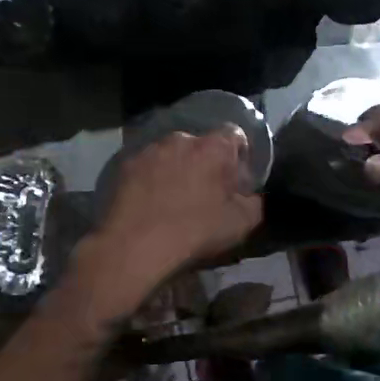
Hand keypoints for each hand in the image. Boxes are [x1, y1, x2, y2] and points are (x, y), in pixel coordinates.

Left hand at [73, 128, 262, 310]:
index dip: (238, 156)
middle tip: (205, 193)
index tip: (235, 179)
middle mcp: (182, 139)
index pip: (235, 134)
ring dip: (177, 169)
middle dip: (205, 163)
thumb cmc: (195, 232)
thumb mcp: (241, 224)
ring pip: (172, 154)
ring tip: (173, 199)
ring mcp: (150, 150)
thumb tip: (249, 195)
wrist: (135, 246)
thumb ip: (254, 202)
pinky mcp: (126, 164)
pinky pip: (147, 166)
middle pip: (201, 145)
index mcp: (214, 147)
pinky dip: (152, 178)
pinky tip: (149, 202)